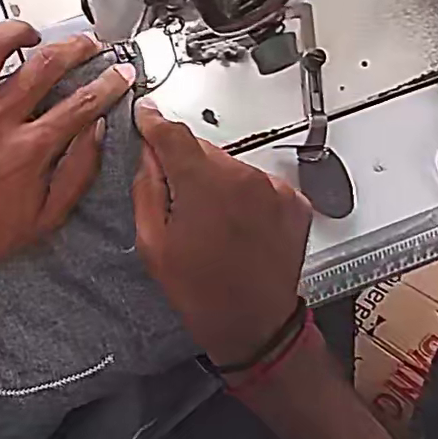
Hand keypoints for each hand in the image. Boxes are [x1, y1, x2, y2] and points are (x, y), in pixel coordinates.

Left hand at [0, 21, 135, 335]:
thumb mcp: (46, 217)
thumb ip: (78, 172)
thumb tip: (96, 131)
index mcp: (27, 151)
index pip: (81, 102)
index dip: (108, 83)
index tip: (118, 74)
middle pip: (44, 64)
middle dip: (76, 48)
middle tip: (86, 45)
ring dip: (17, 31)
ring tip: (30, 35)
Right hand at [131, 100, 314, 366]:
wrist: (253, 324)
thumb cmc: (203, 292)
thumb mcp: (152, 243)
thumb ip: (147, 188)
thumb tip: (147, 155)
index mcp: (203, 186)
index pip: (173, 133)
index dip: (154, 122)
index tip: (146, 114)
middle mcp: (243, 179)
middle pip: (202, 148)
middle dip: (186, 165)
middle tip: (179, 201)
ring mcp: (272, 188)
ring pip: (231, 164)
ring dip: (216, 181)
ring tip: (212, 223)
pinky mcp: (292, 200)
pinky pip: (256, 181)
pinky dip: (243, 194)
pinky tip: (235, 225)